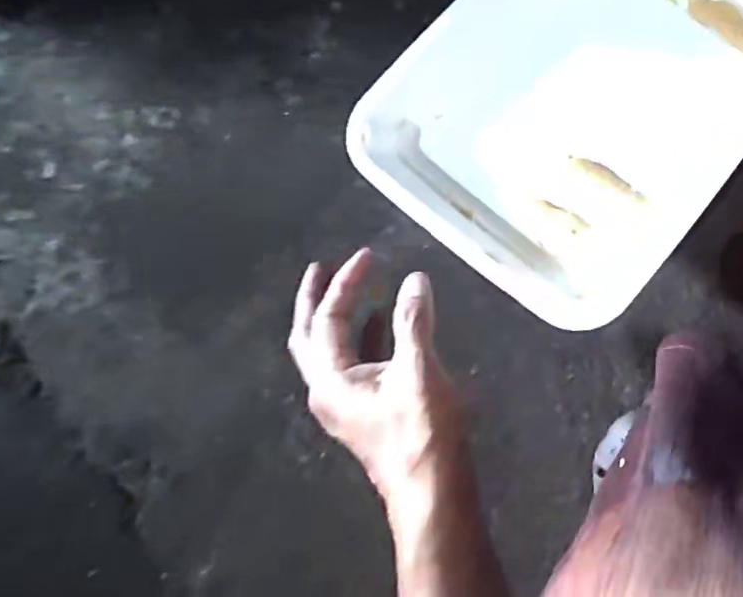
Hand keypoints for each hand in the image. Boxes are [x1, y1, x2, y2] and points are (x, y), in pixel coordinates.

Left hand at [287, 249, 464, 509]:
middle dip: (316, 301)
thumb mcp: (418, 369)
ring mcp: (346, 402)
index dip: (346, 283)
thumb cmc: (420, 430)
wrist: (431, 487)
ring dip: (340, 316)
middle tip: (321, 268)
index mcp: (331, 381)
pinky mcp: (367, 407)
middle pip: (311, 337)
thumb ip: (414, 321)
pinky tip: (385, 321)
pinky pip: (356, 359)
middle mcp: (329, 391)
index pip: (329, 320)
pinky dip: (365, 333)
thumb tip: (414, 279)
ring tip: (352, 289)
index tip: (367, 255)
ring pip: (332, 349)